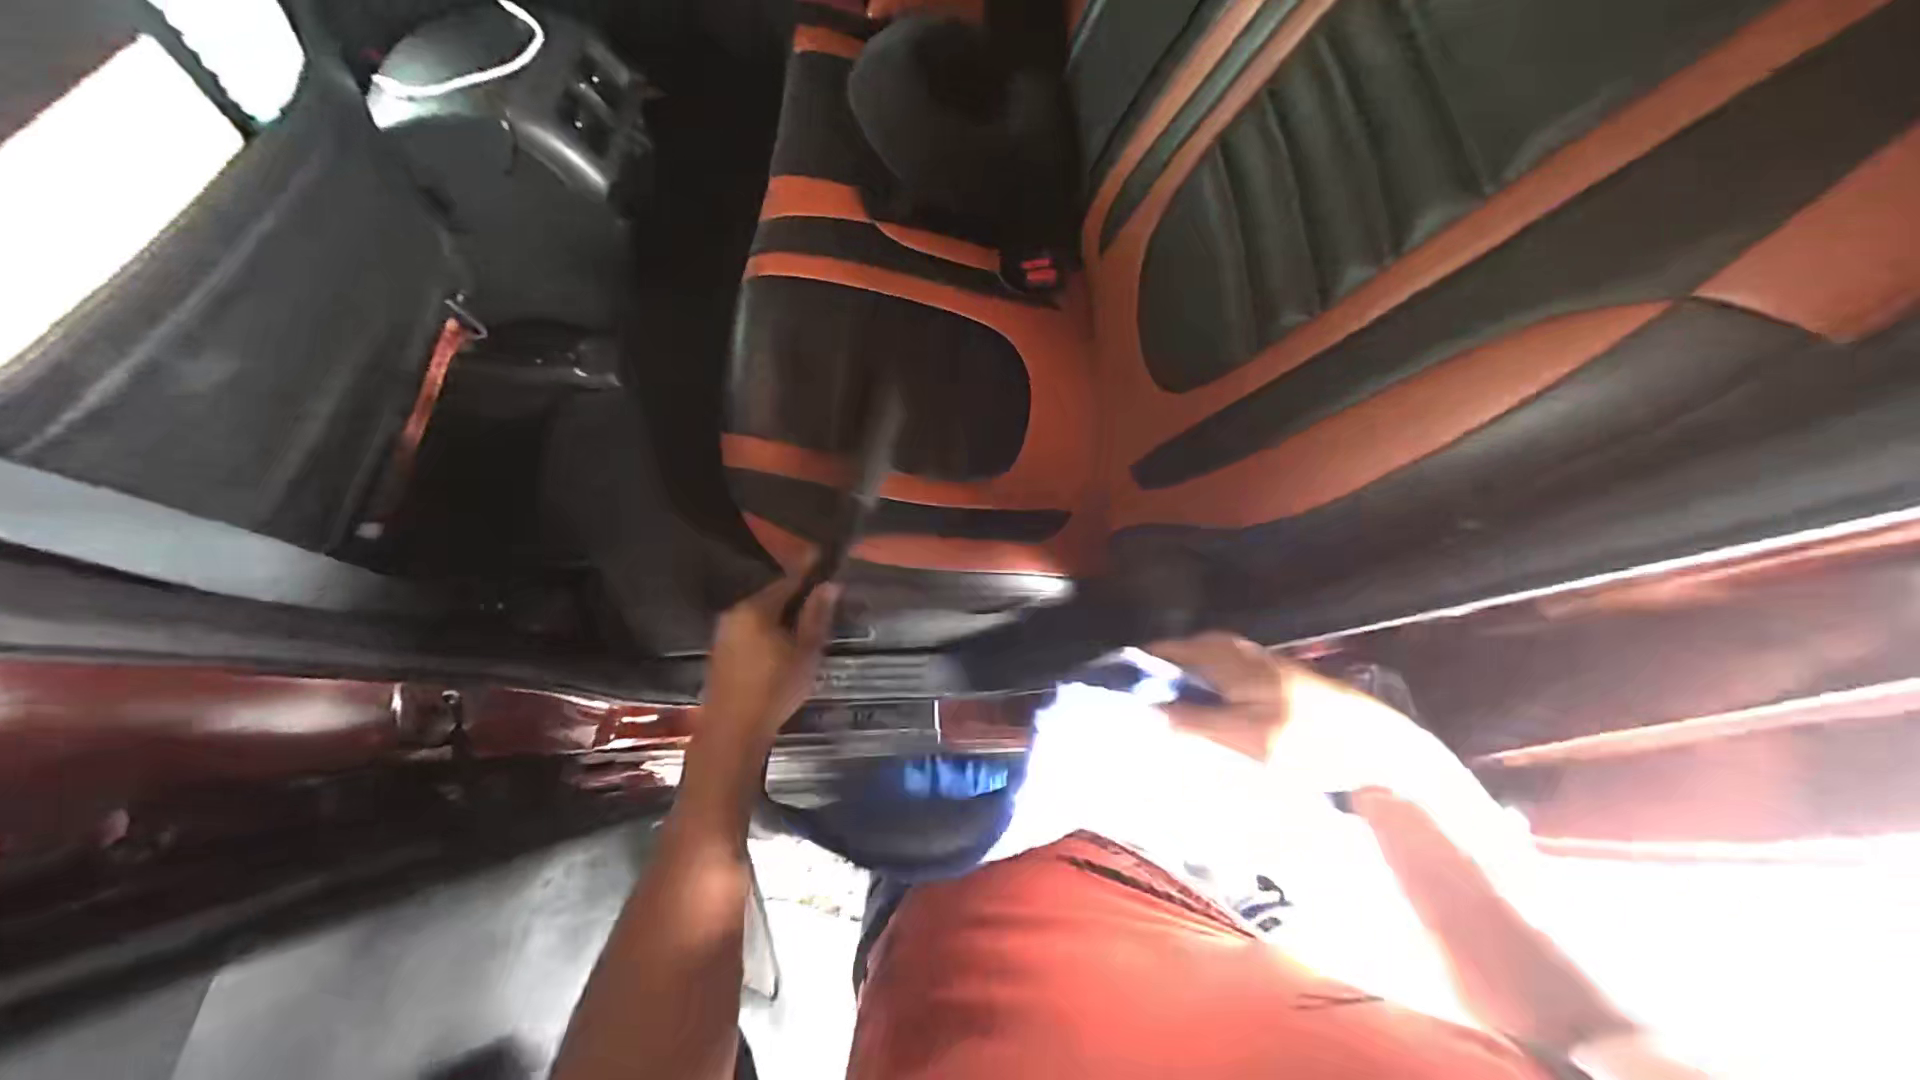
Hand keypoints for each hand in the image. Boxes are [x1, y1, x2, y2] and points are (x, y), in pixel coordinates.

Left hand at [699, 574, 838, 750]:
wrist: (732, 732)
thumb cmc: (775, 689)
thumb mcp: (806, 652)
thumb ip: (816, 616)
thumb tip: (829, 584)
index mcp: (756, 609)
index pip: (788, 580)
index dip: (807, 569)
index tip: (821, 554)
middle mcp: (735, 613)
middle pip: (771, 596)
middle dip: (795, 596)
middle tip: (819, 599)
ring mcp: (723, 632)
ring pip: (759, 613)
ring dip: (781, 614)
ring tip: (804, 624)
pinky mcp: (720, 650)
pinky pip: (749, 628)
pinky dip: (767, 629)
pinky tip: (781, 644)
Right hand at [1148, 632, 1394, 765]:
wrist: (1375, 745)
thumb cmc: (1310, 740)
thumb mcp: (1247, 737)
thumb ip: (1195, 722)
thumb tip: (1147, 711)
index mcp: (1223, 656)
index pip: (1163, 651)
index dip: (1135, 669)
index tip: (1114, 691)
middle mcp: (1233, 649)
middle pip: (1179, 655)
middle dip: (1154, 676)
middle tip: (1133, 704)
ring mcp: (1251, 660)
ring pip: (1198, 665)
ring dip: (1177, 684)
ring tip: (1159, 712)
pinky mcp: (1264, 677)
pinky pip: (1216, 674)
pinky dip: (1199, 689)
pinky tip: (1199, 714)